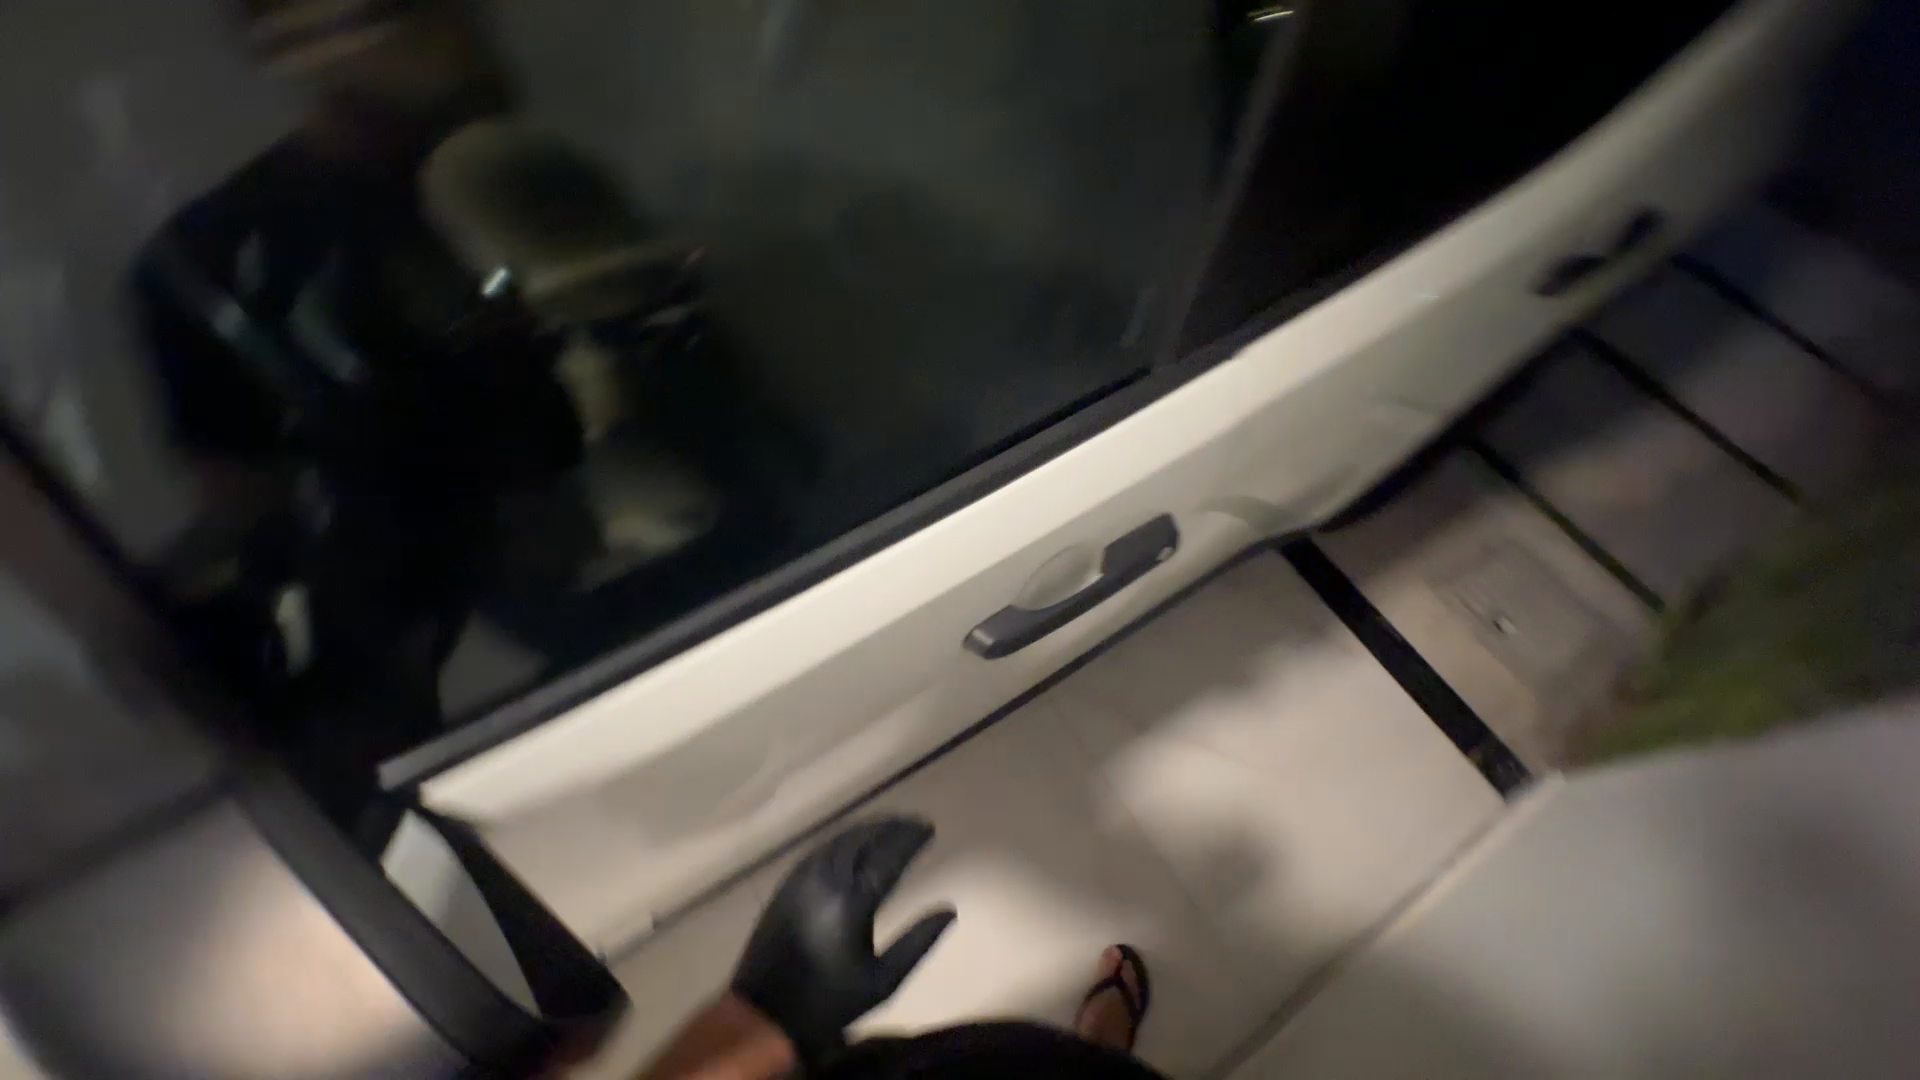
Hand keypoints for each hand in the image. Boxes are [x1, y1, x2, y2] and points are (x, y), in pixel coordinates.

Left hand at [730, 817, 955, 1068]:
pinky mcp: (789, 880)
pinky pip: (823, 846)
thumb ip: (918, 943)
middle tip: (915, 824)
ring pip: (843, 837)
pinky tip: (857, 840)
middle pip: (866, 838)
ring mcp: (804, 875)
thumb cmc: (830, 1000)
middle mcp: (828, 879)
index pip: (890, 855)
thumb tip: (950, 910)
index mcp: (853, 901)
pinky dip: (846, 837)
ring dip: (870, 827)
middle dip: (893, 826)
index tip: (930, 828)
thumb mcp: (883, 982)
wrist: (767, 1013)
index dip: (911, 838)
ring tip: (891, 826)